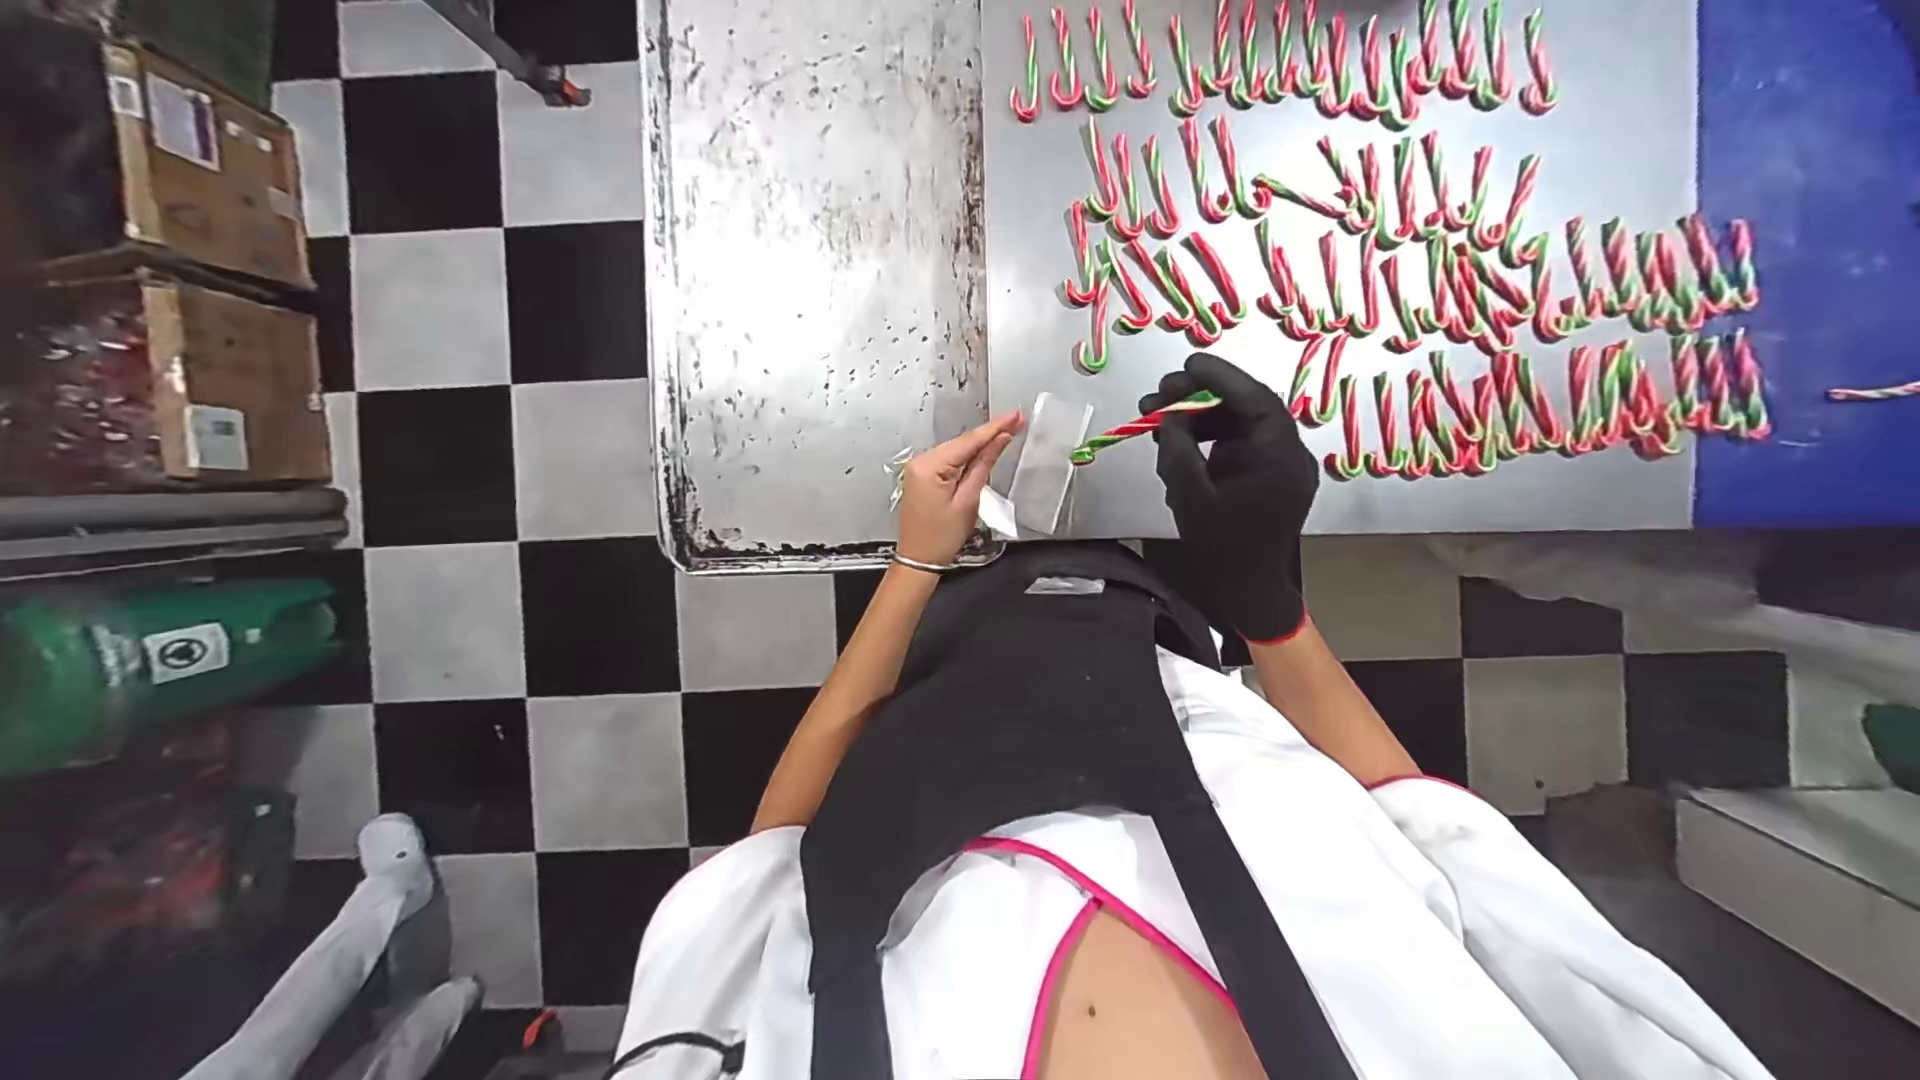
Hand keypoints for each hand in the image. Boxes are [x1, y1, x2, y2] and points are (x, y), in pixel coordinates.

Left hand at [897, 410, 1024, 565]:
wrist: (918, 560)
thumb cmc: (940, 538)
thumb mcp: (968, 501)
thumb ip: (984, 466)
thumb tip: (999, 441)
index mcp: (929, 467)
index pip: (968, 441)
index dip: (994, 428)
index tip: (1014, 417)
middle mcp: (919, 462)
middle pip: (961, 442)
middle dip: (989, 433)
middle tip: (1016, 422)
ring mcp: (918, 469)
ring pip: (956, 450)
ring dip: (979, 444)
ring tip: (1006, 433)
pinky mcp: (921, 476)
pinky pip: (948, 460)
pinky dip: (966, 456)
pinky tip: (983, 451)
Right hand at [1141, 352, 1318, 641]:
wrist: (1247, 591)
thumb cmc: (1222, 548)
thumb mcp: (1192, 498)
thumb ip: (1178, 451)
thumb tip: (1169, 416)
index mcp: (1279, 457)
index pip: (1255, 400)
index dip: (1221, 377)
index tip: (1188, 364)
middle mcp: (1286, 454)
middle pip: (1244, 408)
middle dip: (1201, 397)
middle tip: (1160, 393)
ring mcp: (1276, 465)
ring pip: (1237, 425)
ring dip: (1198, 418)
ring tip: (1155, 418)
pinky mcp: (1264, 476)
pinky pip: (1235, 445)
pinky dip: (1206, 440)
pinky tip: (1175, 442)